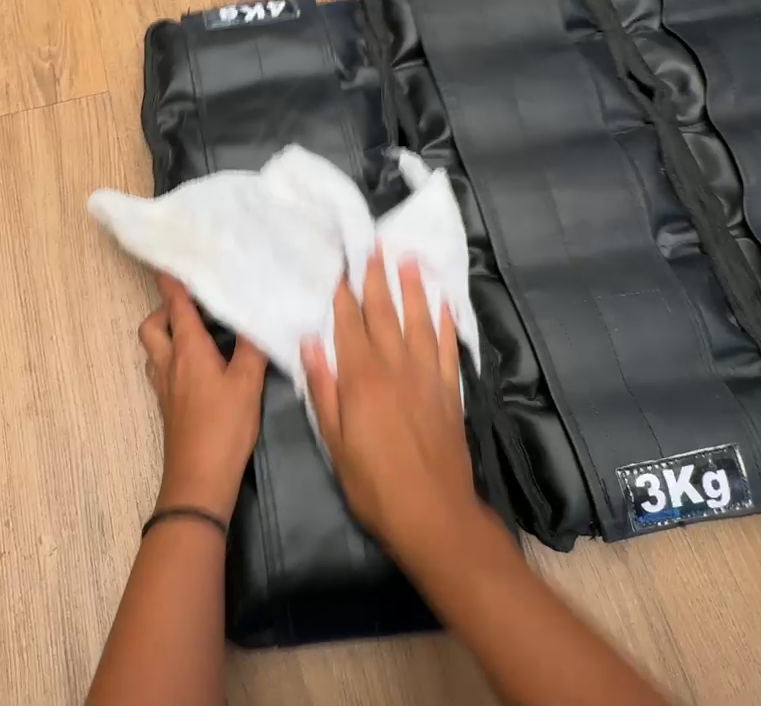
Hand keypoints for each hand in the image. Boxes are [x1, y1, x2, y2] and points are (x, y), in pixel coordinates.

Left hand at [137, 274, 267, 519]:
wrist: (199, 479)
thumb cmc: (224, 427)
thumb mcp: (248, 384)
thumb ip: (251, 348)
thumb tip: (256, 315)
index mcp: (188, 349)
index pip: (175, 305)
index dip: (171, 282)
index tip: (170, 261)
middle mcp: (169, 362)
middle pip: (153, 325)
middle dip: (165, 309)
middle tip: (193, 306)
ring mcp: (164, 385)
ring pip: (154, 348)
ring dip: (167, 334)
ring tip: (197, 333)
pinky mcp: (167, 405)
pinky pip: (161, 368)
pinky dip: (173, 357)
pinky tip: (198, 367)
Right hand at [302, 248, 481, 560]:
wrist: (434, 516)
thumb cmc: (374, 483)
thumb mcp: (335, 442)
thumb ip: (324, 389)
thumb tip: (310, 343)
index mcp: (362, 379)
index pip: (349, 324)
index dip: (343, 292)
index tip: (339, 262)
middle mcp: (396, 368)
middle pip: (384, 313)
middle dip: (377, 277)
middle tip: (374, 245)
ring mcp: (427, 377)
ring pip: (419, 321)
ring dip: (413, 288)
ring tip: (408, 258)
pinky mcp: (450, 392)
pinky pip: (447, 348)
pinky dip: (445, 323)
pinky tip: (443, 303)